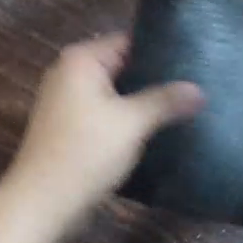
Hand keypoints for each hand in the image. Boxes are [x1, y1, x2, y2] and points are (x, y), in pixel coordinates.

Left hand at [7, 35, 203, 223]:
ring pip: (114, 93)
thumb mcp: (132, 123)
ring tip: (181, 107)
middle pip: (122, 66)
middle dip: (153, 79)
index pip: (129, 41)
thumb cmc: (86, 153)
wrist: (43, 201)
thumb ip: (166, 101)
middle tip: (194, 86)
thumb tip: (199, 90)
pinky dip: (124, 119)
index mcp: (80, 60)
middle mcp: (69, 73)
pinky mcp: (67, 127)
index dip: (161, 51)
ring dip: (140, 102)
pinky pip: (103, 113)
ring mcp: (65, 101)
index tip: (194, 63)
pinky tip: (152, 130)